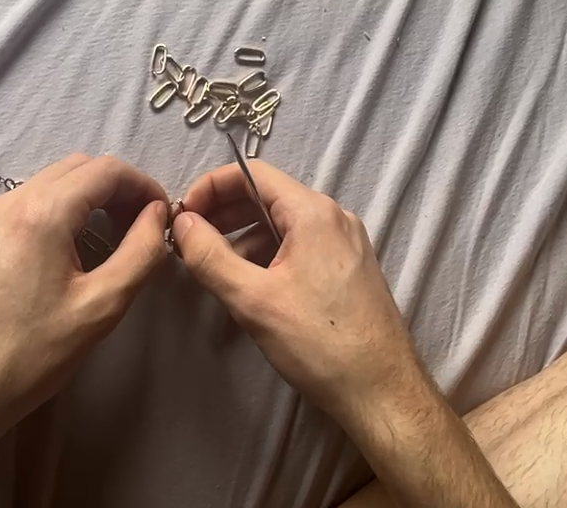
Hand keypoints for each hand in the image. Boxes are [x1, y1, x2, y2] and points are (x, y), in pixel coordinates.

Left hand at [0, 154, 167, 506]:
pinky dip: (43, 218)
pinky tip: (46, 263)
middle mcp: (6, 203)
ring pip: (41, 187)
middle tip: (133, 226)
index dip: (143, 184)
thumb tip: (157, 215)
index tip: (159, 214)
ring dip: (78, 201)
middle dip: (113, 188)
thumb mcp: (100, 308)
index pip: (107, 169)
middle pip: (74, 169)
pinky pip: (11, 212)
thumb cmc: (27, 358)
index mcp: (42, 212)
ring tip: (95, 244)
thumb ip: (141, 252)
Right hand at [169, 162, 425, 428]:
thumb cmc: (318, 343)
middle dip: (225, 212)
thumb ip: (211, 257)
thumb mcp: (254, 301)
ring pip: (284, 223)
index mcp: (313, 212)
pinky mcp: (349, 266)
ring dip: (245, 236)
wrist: (384, 393)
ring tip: (212, 264)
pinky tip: (249, 281)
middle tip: (189, 239)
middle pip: (269, 195)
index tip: (184, 212)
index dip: (213, 186)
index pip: (254, 174)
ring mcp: (346, 241)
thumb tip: (182, 223)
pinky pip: (301, 244)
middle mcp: (334, 216)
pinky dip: (270, 252)